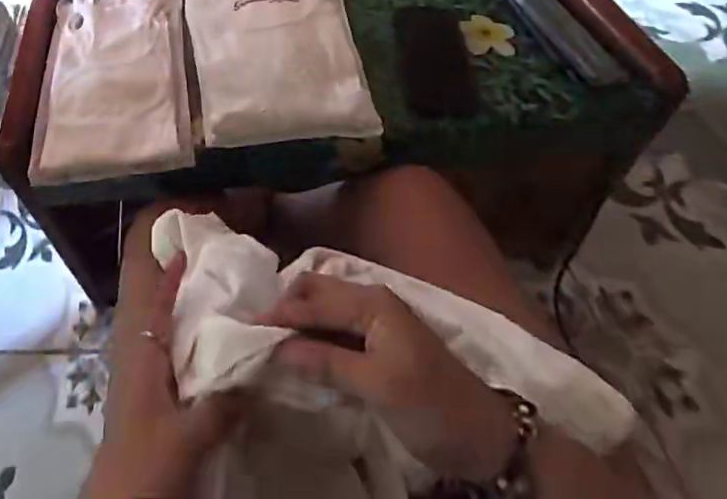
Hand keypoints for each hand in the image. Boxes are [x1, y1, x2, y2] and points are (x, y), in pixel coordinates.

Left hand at [83, 253, 242, 498]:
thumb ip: (221, 405)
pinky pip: (173, 372)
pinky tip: (214, 365)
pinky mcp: (150, 414)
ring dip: (187, 328)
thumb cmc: (145, 464)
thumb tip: (256, 371)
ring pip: (167, 348)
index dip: (168, 283)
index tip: (182, 252)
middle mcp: (141, 370)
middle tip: (211, 277)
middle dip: (180, 299)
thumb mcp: (187, 437)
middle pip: (160, 324)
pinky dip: (191, 358)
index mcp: (143, 365)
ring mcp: (143, 393)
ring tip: (219, 312)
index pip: (156, 312)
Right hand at [261, 273, 513, 481]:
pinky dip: (312, 335)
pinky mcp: (376, 343)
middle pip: (318, 292)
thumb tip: (279, 347)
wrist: (481, 434)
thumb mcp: (378, 386)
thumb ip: (328, 362)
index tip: (245, 324)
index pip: (315, 301)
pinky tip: (296, 349)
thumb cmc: (431, 405)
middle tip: (253, 327)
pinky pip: (335, 329)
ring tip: (267, 337)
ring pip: (325, 308)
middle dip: (286, 305)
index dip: (280, 312)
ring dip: (297, 319)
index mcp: (373, 303)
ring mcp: (375, 321)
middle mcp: (371, 301)